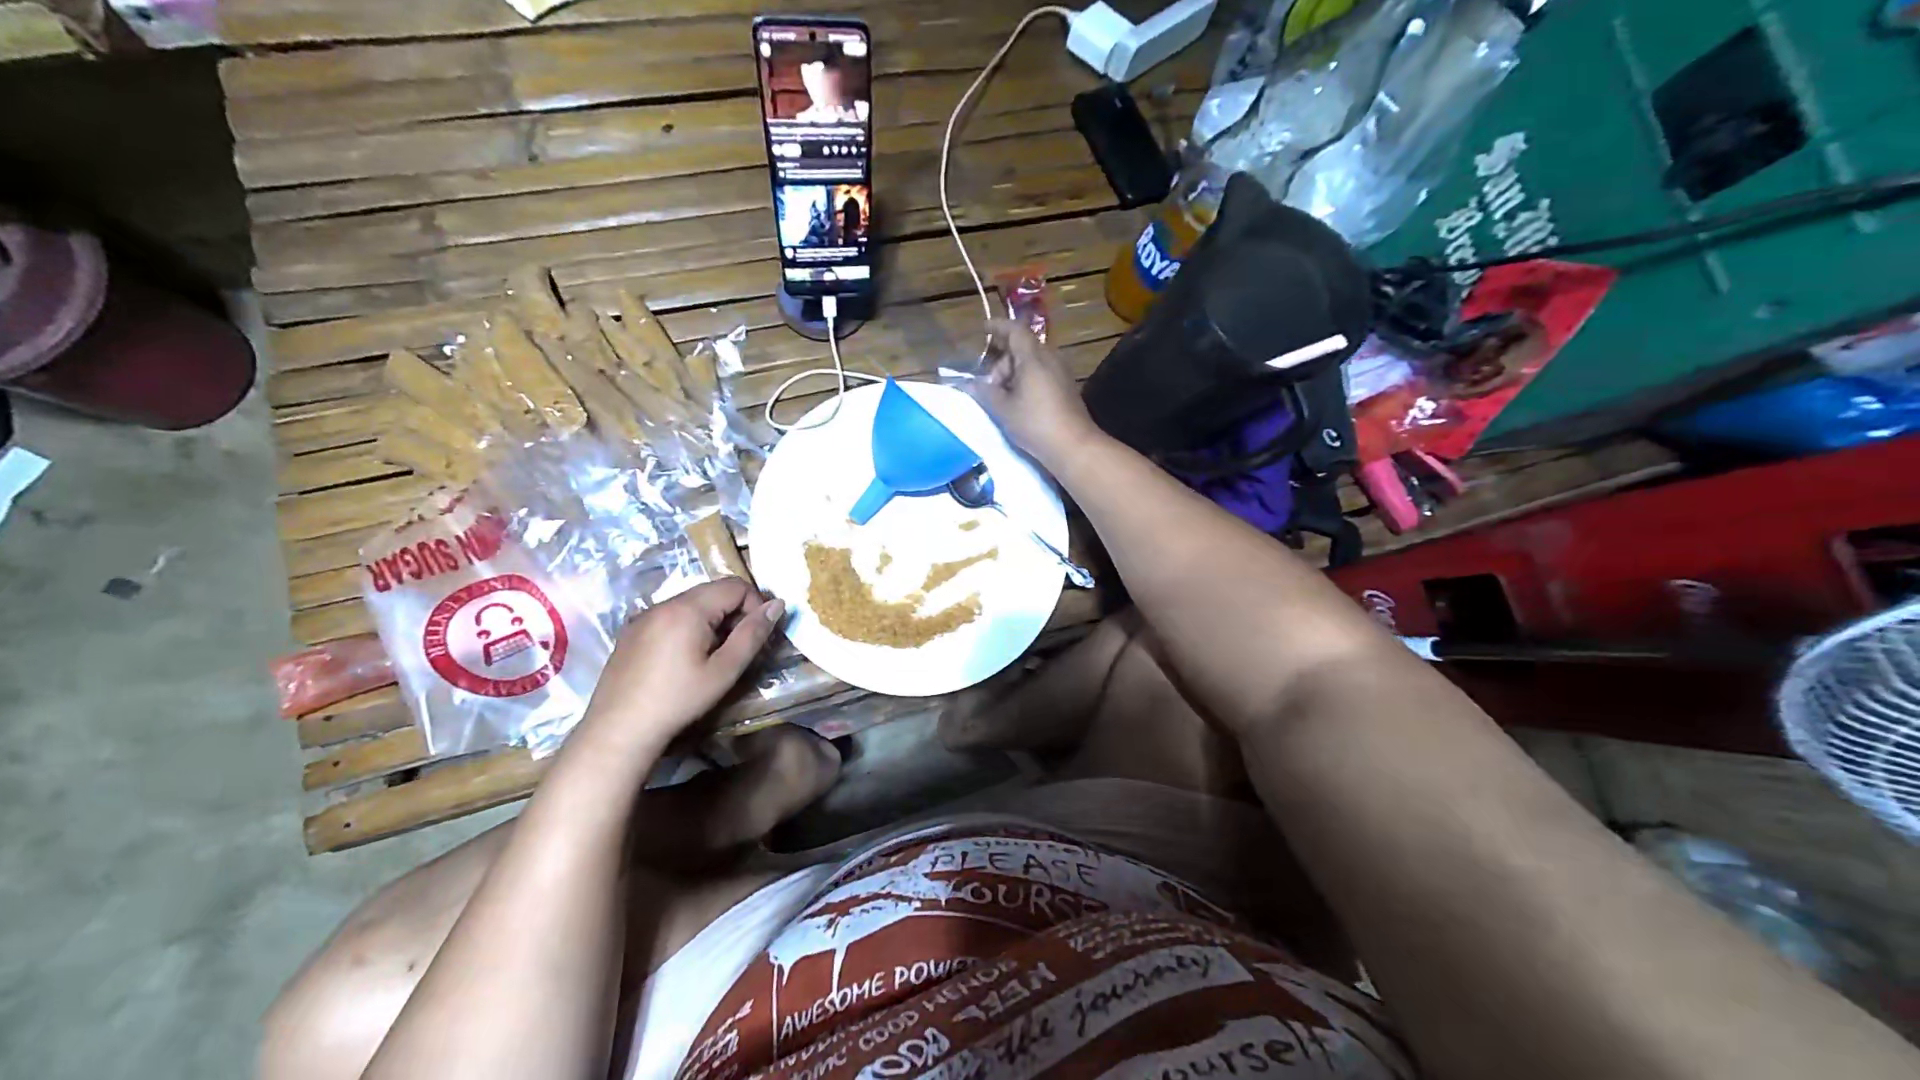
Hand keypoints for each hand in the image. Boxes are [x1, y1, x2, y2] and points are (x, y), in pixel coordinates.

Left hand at [576, 578, 784, 754]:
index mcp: (687, 609)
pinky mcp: (632, 631)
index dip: (755, 605)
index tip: (756, 637)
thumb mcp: (725, 670)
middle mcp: (664, 603)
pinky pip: (670, 616)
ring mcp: (644, 616)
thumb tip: (777, 604)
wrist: (619, 729)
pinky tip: (684, 660)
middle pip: (713, 591)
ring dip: (712, 620)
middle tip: (738, 648)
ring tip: (713, 656)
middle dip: (734, 612)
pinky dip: (688, 627)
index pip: (735, 585)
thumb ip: (753, 634)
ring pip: (692, 603)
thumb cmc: (678, 700)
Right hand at [972, 319, 1100, 467]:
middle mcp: (1049, 358)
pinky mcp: (1065, 386)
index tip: (983, 329)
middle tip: (989, 387)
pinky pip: (1041, 373)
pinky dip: (1026, 380)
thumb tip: (967, 384)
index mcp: (1033, 357)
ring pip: (1031, 362)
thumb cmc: (1035, 423)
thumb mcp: (1003, 409)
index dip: (998, 326)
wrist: (1073, 445)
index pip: (1015, 330)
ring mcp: (1060, 372)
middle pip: (1021, 348)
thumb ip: (984, 392)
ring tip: (1002, 398)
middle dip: (1002, 363)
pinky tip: (1019, 402)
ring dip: (1013, 373)